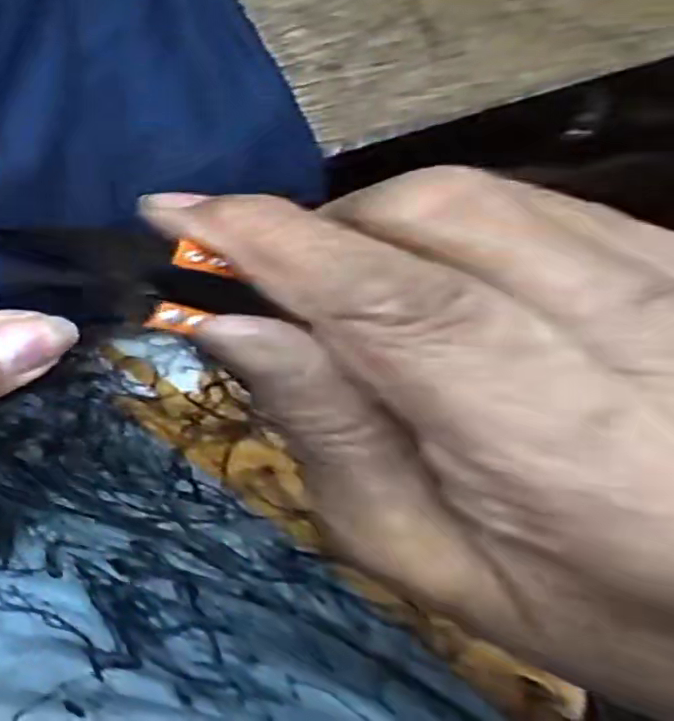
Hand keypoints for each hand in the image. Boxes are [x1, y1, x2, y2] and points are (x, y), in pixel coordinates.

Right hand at [140, 167, 673, 715]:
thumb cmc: (575, 598)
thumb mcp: (413, 548)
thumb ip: (319, 428)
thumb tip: (219, 322)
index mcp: (576, 460)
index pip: (398, 306)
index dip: (270, 241)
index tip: (168, 212)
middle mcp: (658, 353)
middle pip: (433, 219)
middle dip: (310, 228)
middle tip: (265, 277)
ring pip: (477, 195)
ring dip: (365, 222)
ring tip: (349, 282)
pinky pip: (531, 200)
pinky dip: (433, 222)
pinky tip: (428, 274)